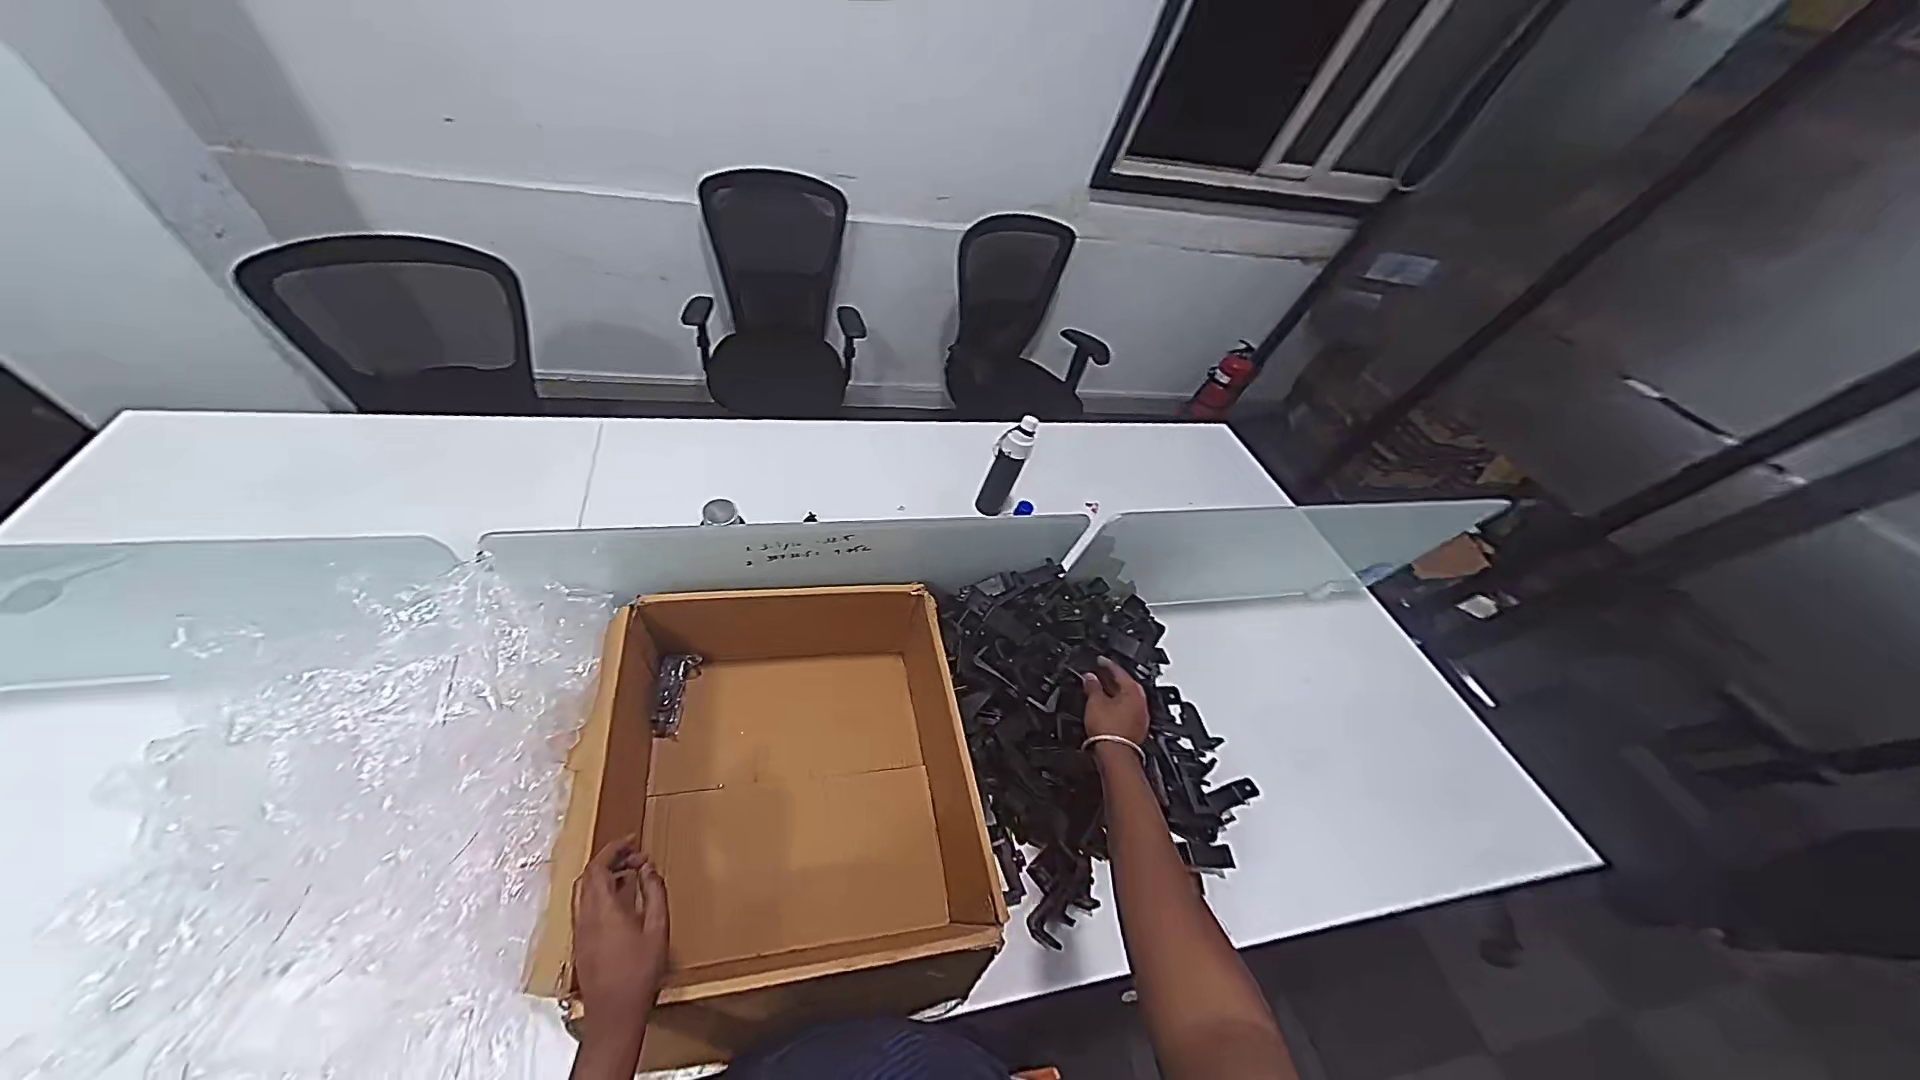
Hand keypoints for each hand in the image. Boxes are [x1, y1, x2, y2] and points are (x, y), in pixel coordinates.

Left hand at [572, 834, 669, 1026]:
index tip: (632, 839)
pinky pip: (585, 905)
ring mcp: (580, 932)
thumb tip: (648, 868)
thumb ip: (654, 891)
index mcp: (602, 910)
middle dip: (609, 859)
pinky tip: (621, 897)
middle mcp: (585, 918)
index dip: (613, 848)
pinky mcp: (581, 943)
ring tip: (630, 872)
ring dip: (604, 875)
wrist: (615, 1013)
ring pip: (583, 891)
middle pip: (587, 876)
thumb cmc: (640, 971)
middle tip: (634, 854)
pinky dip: (600, 891)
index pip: (598, 867)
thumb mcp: (658, 926)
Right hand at [1081, 656, 1148, 744]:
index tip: (1100, 661)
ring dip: (1113, 692)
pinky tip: (1106, 708)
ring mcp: (1140, 717)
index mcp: (1134, 692)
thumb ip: (1092, 686)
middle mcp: (1141, 703)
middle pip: (1125, 685)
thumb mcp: (1095, 702)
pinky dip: (1116, 706)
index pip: (1120, 672)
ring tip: (1099, 690)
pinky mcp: (1135, 729)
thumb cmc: (1109, 730)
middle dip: (1111, 679)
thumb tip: (1090, 677)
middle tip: (1099, 674)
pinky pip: (1125, 711)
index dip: (1107, 665)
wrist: (1114, 755)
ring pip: (1126, 699)